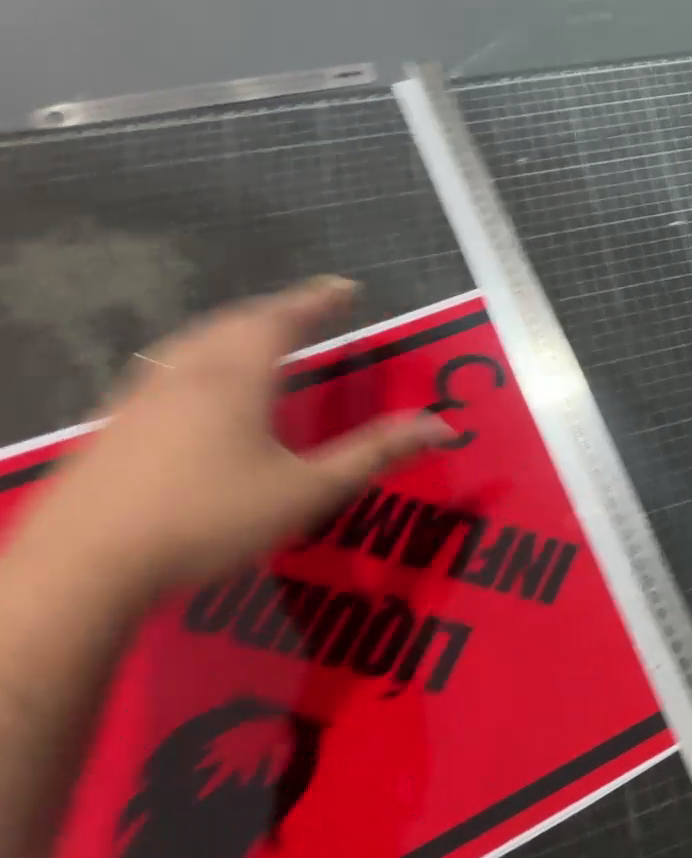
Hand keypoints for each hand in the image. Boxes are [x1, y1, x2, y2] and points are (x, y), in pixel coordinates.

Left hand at [13, 277, 450, 595]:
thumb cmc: (209, 520)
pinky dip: (201, 358)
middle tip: (312, 310)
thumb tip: (442, 426)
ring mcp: (139, 401)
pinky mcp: (112, 427)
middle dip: (277, 312)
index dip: (316, 302)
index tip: (347, 289)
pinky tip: (202, 384)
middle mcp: (183, 377)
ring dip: (235, 331)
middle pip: (232, 326)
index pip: (280, 322)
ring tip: (263, 337)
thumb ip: (375, 453)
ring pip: (192, 345)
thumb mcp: (310, 489)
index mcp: (233, 381)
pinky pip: (167, 370)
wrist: (83, 568)